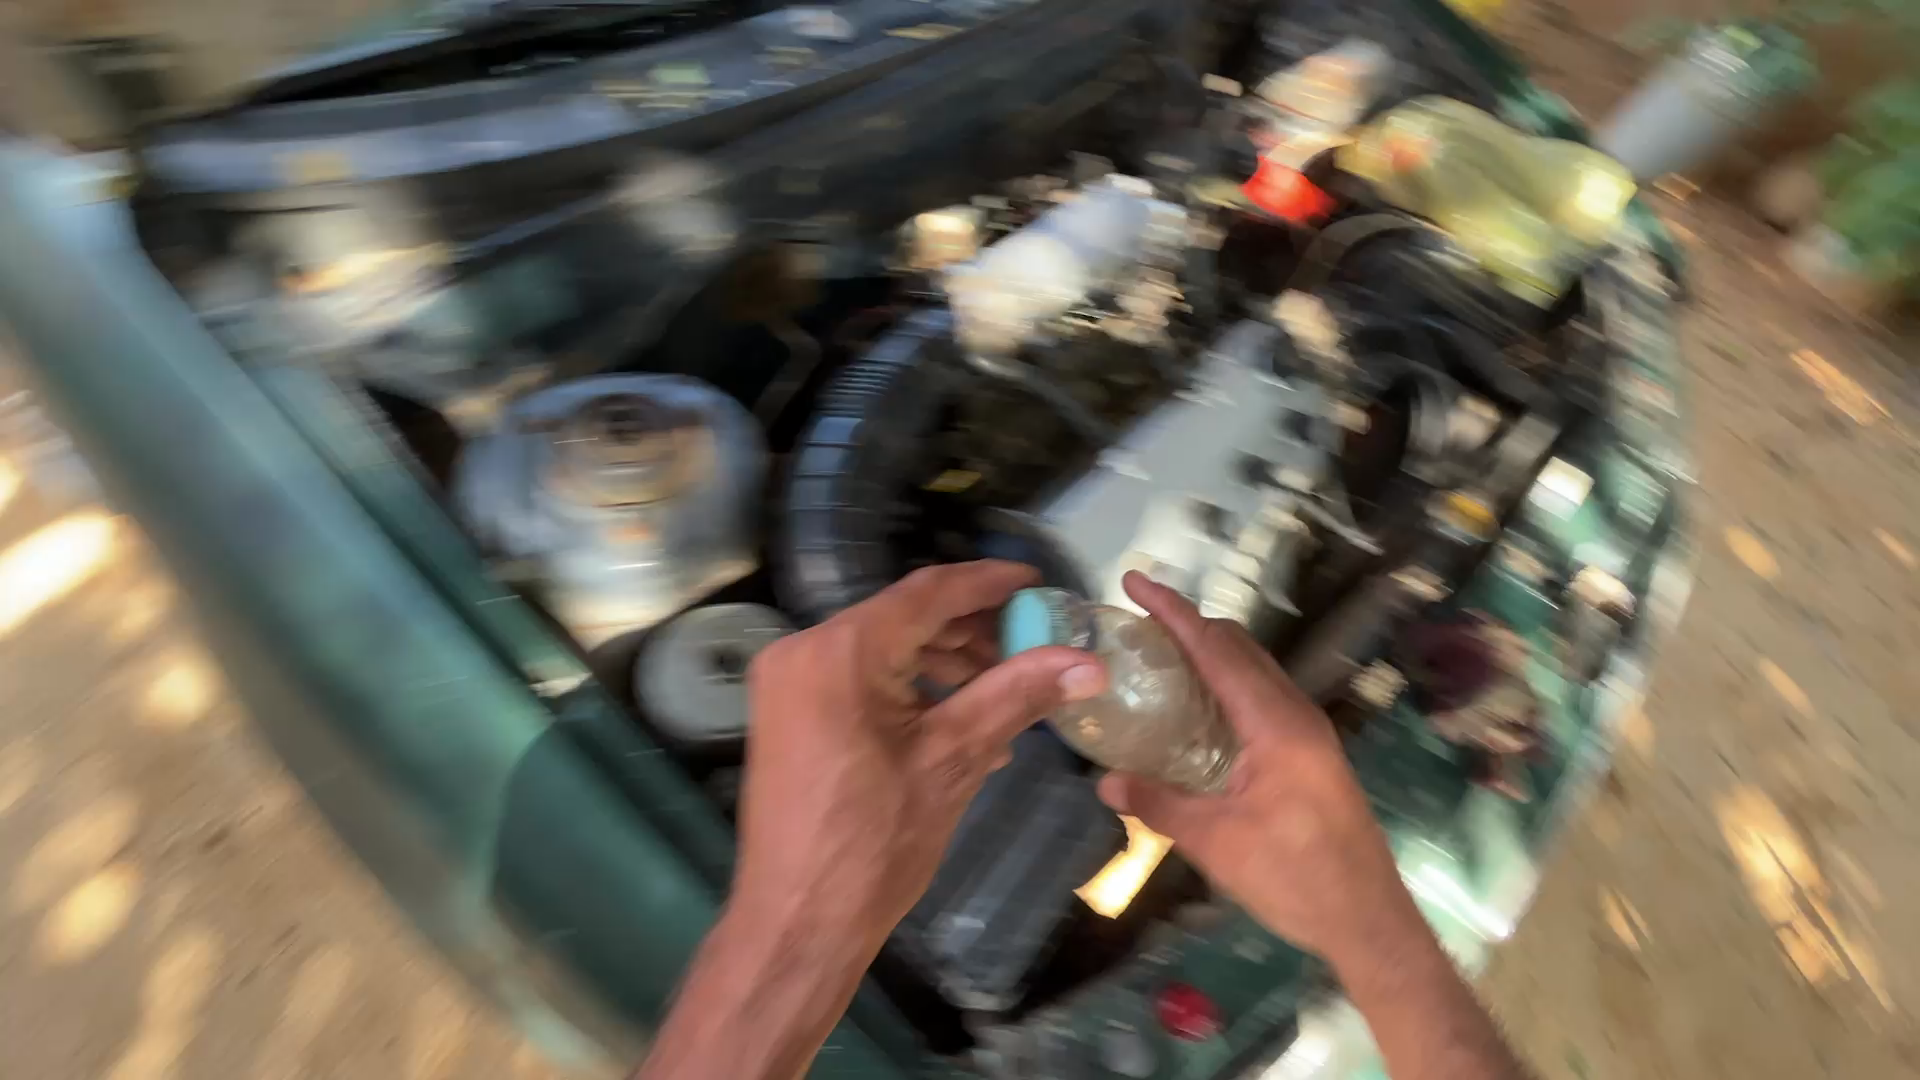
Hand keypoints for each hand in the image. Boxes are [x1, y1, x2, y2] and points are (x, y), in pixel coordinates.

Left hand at [733, 560, 1106, 949]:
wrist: (796, 927)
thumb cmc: (875, 844)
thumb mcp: (954, 760)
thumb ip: (1018, 695)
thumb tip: (1089, 662)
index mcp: (840, 651)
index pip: (927, 593)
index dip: (987, 582)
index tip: (1036, 581)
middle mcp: (804, 649)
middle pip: (904, 618)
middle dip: (973, 630)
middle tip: (1032, 642)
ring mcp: (790, 680)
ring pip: (884, 648)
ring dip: (946, 662)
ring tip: (1007, 686)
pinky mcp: (791, 710)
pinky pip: (862, 679)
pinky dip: (912, 688)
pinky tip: (963, 719)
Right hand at [1097, 571, 1418, 966]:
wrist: (1371, 925)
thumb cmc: (1295, 877)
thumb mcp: (1216, 842)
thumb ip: (1157, 804)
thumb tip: (1102, 782)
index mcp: (1274, 722)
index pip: (1214, 648)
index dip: (1171, 610)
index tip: (1133, 580)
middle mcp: (1294, 711)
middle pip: (1236, 644)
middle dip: (1187, 623)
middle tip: (1136, 626)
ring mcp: (1307, 729)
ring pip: (1252, 665)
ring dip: (1208, 650)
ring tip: (1159, 658)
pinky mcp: (1309, 750)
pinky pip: (1260, 691)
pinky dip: (1224, 679)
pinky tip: (1196, 708)